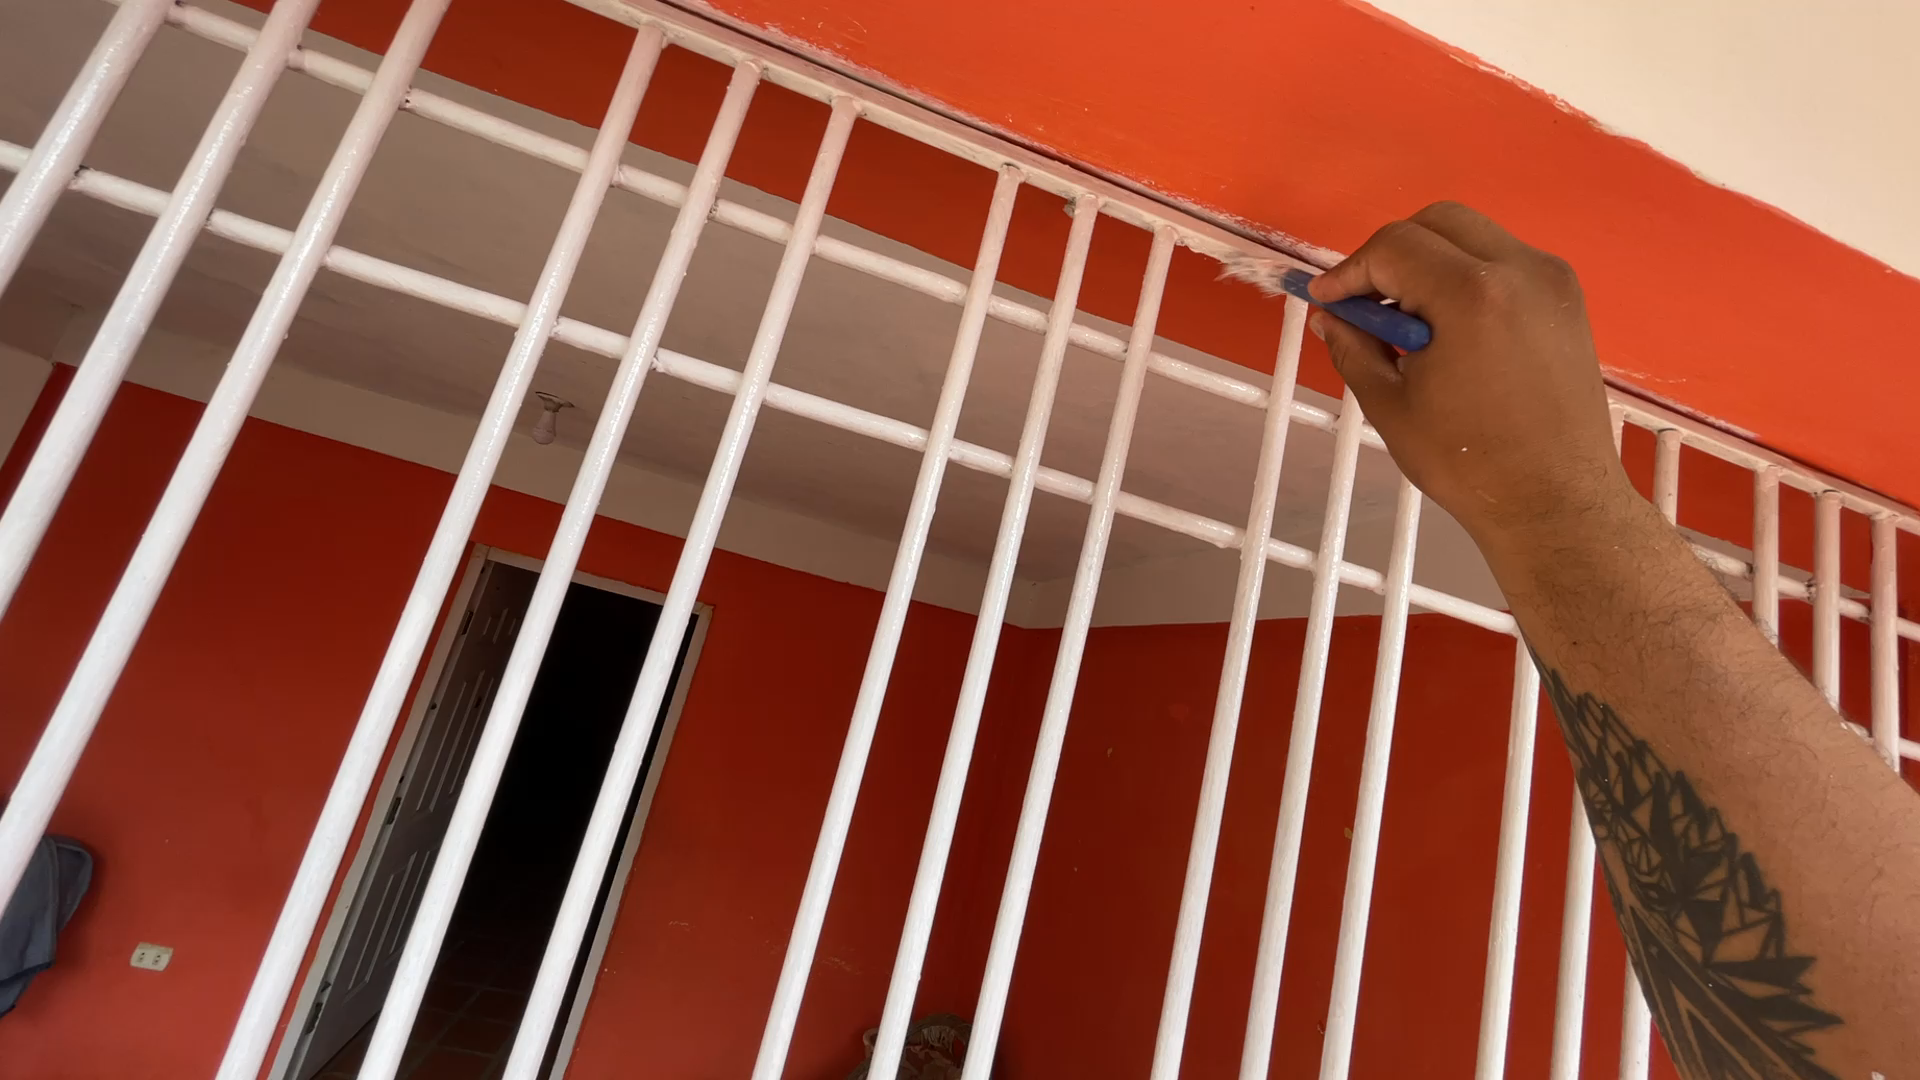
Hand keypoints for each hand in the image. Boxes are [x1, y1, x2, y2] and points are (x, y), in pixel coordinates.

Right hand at [1308, 203, 1634, 556]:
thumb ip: (1354, 348)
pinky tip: (1443, 329)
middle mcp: (1519, 269)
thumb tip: (1331, 317)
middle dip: (1387, 254)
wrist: (1552, 496)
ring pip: (1472, 236)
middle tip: (1361, 304)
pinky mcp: (1565, 299)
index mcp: (1471, 295)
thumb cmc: (1461, 458)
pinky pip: (1500, 262)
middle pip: (1438, 222)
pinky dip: (1460, 277)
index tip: (1324, 301)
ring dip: (1425, 263)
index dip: (1349, 270)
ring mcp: (1551, 280)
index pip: (1395, 247)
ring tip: (1402, 322)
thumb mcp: (1389, 404)